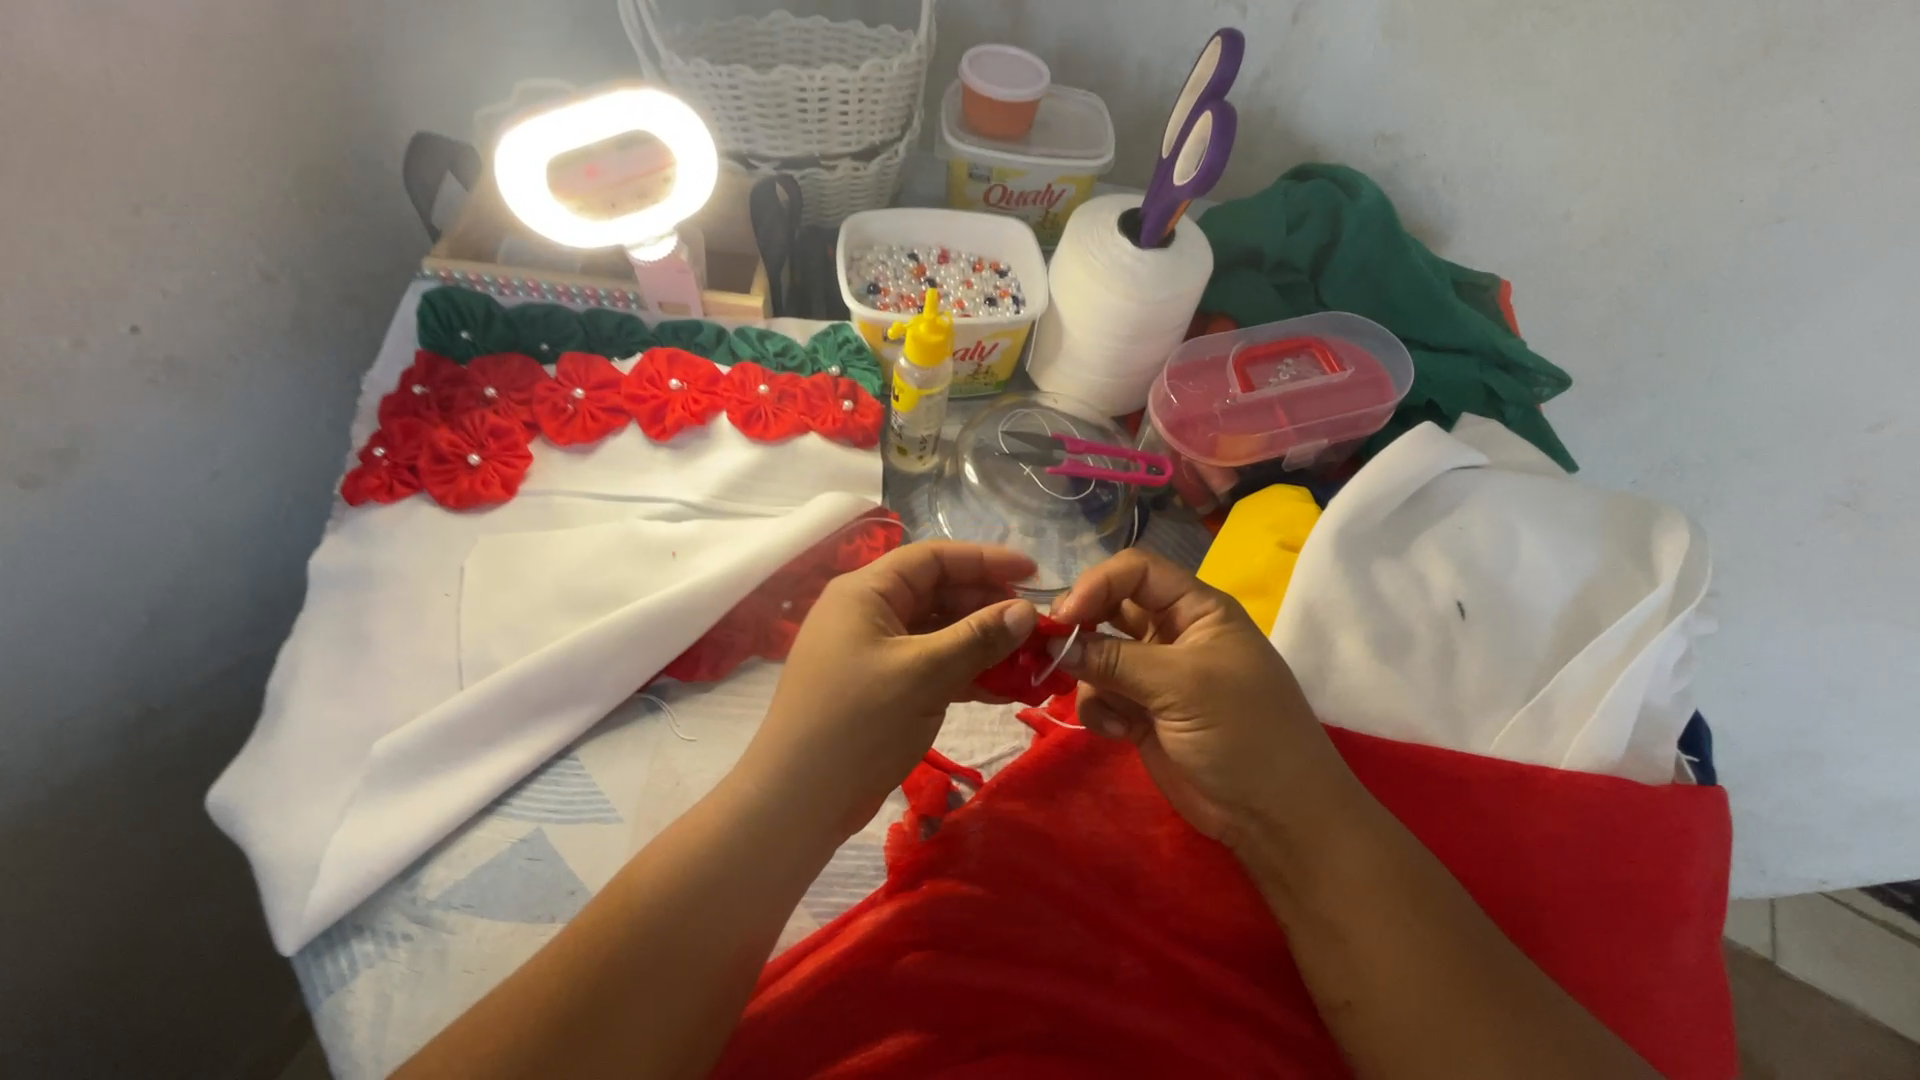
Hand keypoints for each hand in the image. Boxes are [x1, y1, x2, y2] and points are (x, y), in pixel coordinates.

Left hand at [736, 541, 1039, 837]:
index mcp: (866, 592)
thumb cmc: (858, 722)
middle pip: (938, 594)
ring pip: (939, 634)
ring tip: (1031, 662)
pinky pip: (932, 667)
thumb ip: (978, 638)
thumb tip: (1026, 613)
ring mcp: (874, 653)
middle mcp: (868, 613)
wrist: (799, 800)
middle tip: (1037, 629)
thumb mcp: (924, 673)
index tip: (1035, 574)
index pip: (933, 559)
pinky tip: (1006, 690)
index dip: (986, 560)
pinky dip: (965, 674)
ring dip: (983, 646)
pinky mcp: (882, 689)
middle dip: (989, 609)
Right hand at [1049, 549, 1355, 847]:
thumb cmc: (1242, 733)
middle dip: (1082, 628)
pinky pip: (1101, 694)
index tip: (1064, 616)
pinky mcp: (1141, 713)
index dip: (1097, 583)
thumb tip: (1053, 643)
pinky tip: (1119, 733)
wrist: (1273, 817)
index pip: (1136, 571)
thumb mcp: (1182, 685)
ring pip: (1098, 654)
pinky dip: (1099, 710)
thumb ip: (1114, 659)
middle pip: (1110, 608)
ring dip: (1090, 677)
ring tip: (1105, 709)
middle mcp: (1174, 633)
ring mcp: (1155, 675)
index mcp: (1197, 609)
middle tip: (1053, 652)